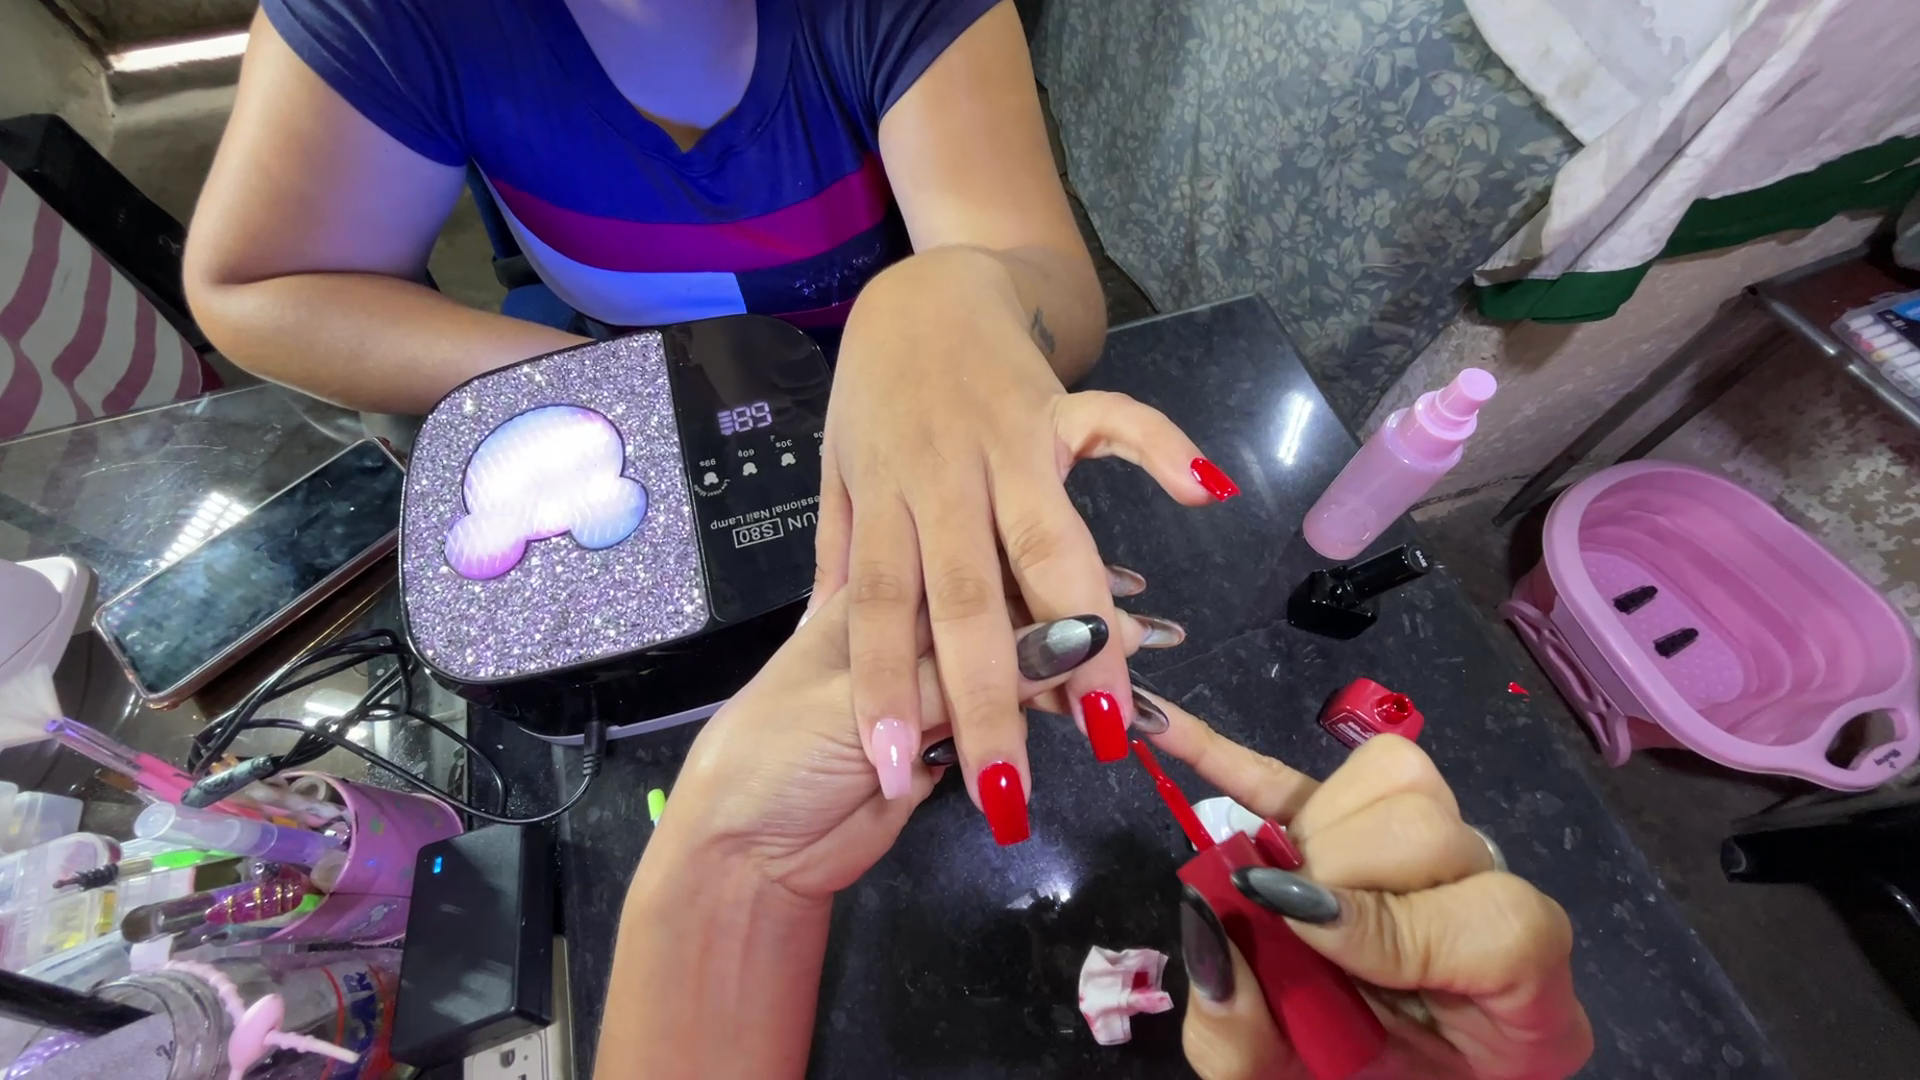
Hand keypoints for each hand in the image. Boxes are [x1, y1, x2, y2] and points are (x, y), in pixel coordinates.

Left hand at [655, 590, 1142, 900]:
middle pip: (1001, 613)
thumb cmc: (777, 747)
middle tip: (1139, 634)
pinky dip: (1047, 710)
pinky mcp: (945, 728)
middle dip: (1065, 623)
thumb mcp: (856, 701)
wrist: (744, 843)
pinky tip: (1089, 706)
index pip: (968, 577)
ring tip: (1130, 669)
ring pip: (1011, 658)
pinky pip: (1006, 710)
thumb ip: (950, 677)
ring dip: (1064, 668)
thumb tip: (1055, 648)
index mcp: (876, 592)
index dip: (1033, 586)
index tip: (1103, 594)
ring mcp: (931, 675)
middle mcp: (912, 621)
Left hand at [812, 247, 1232, 843]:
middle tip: (1014, 792)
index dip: (884, 689)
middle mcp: (945, 476)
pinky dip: (1159, 449)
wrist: (917, 289)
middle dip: (992, 699)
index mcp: (886, 498)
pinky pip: (1118, 422)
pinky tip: (1204, 494)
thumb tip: (827, 637)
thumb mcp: (837, 472)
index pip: (883, 606)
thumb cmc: (874, 392)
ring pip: (1047, 542)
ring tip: (1109, 716)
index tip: (895, 771)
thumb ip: (840, 552)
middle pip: (969, 596)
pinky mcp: (1057, 402)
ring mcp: (1006, 439)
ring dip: (1083, 628)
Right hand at [1144, 694, 1593, 1079]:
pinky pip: (1297, 772)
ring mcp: (1419, 850)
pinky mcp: (1350, 820)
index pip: (1500, 923)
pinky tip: (1165, 728)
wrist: (1343, 1067)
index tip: (1298, 924)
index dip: (1394, 920)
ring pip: (1399, 776)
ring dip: (1316, 817)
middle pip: (1438, 829)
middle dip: (1337, 862)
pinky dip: (1228, 754)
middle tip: (1279, 907)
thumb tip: (1205, 918)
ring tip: (1275, 868)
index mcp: (1518, 1005)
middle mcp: (1490, 908)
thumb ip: (1243, 1035)